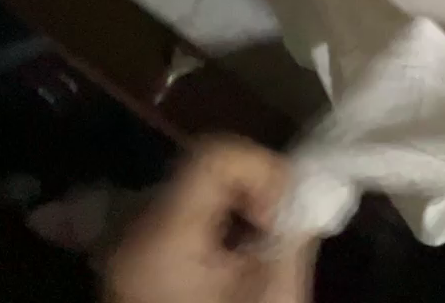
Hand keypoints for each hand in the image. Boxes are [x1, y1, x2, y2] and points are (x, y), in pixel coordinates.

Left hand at [108, 138, 314, 302]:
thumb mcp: (274, 292)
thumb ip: (299, 225)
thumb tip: (319, 182)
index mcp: (158, 239)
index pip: (214, 155)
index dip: (263, 169)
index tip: (282, 214)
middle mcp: (131, 235)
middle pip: (206, 167)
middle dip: (257, 185)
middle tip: (280, 226)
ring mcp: (126, 251)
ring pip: (197, 186)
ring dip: (241, 201)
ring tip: (262, 243)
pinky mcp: (135, 265)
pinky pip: (184, 212)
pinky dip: (221, 218)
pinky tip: (237, 255)